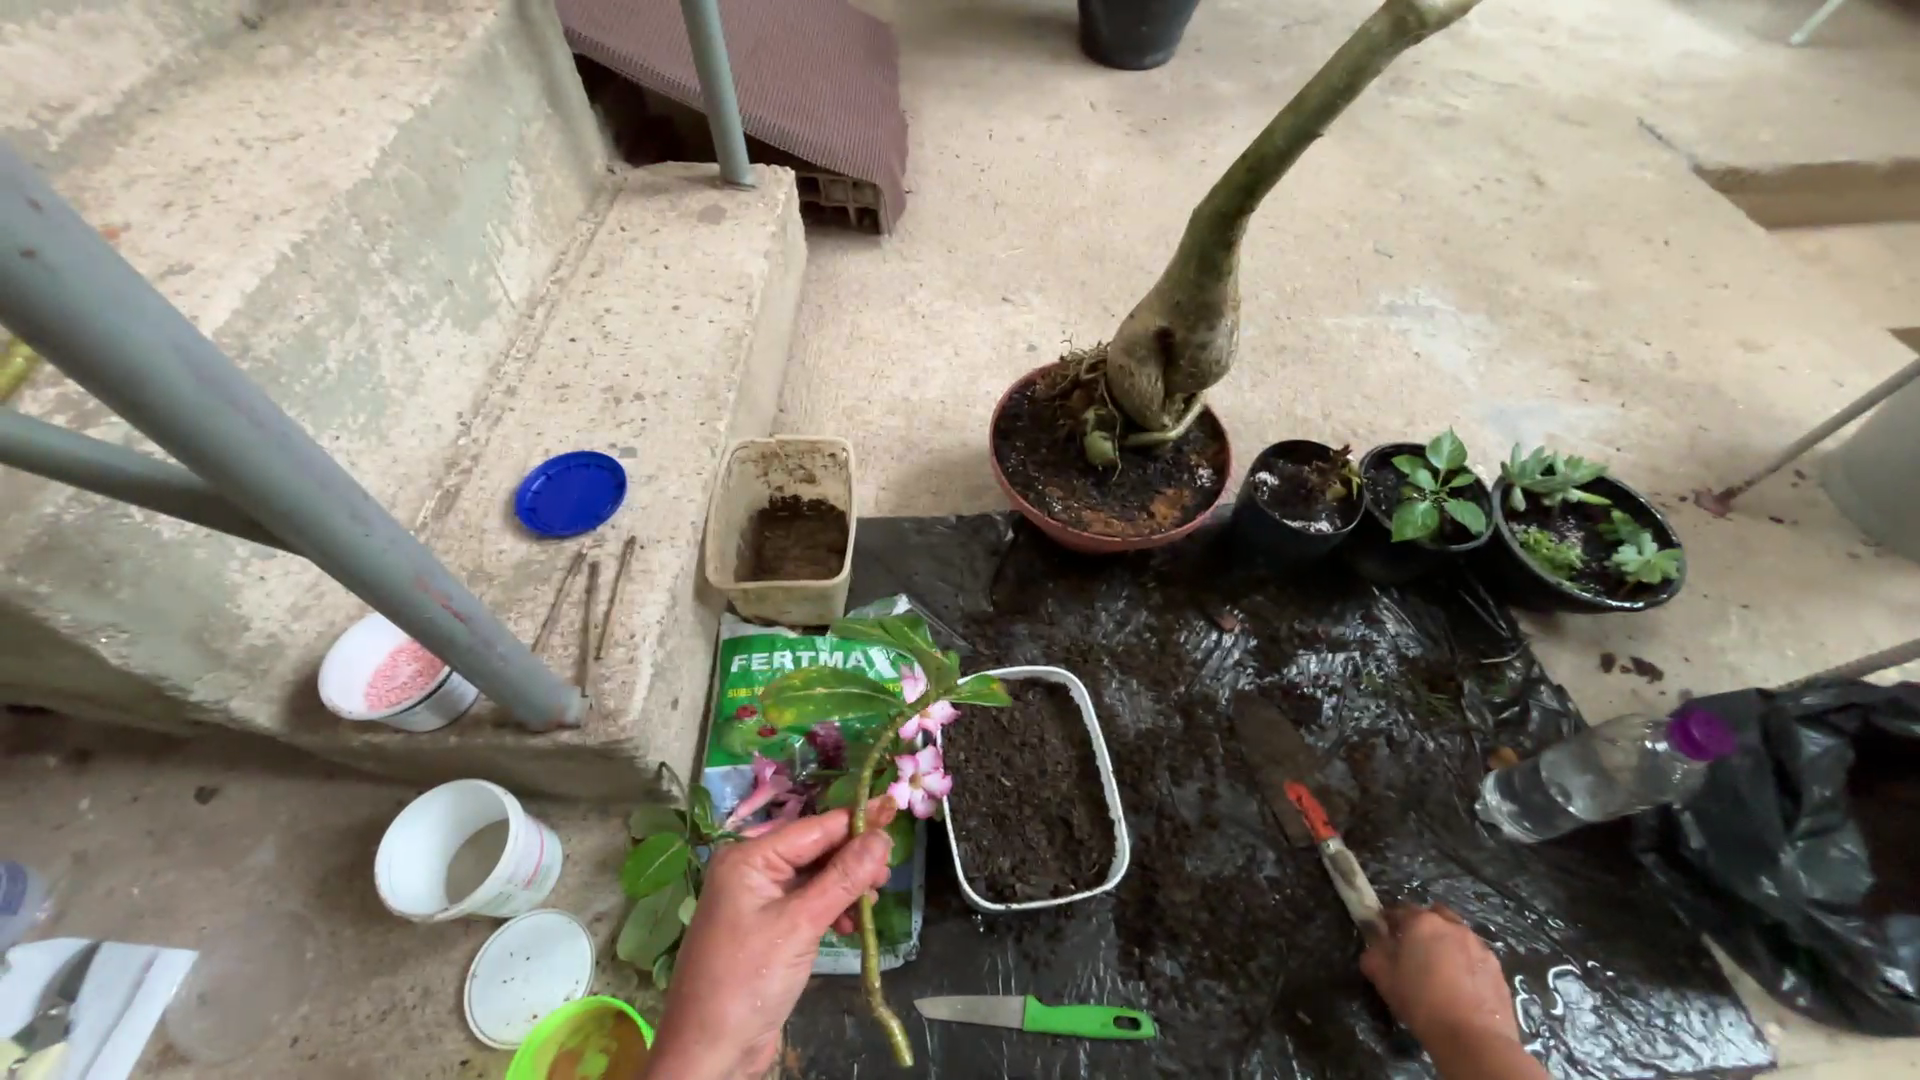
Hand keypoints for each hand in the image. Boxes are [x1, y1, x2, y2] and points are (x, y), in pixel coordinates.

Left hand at [641, 800, 896, 1079]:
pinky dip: (832, 908)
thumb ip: (843, 878)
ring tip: (874, 900)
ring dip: (846, 886)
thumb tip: (882, 837)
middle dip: (853, 858)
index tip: (895, 811)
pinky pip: (808, 902)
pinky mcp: (768, 927)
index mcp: (749, 857)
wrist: (708, 1054)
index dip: (857, 822)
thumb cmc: (747, 981)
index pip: (815, 827)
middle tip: (887, 874)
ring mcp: (758, 900)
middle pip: (816, 849)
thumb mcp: (800, 925)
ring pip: (815, 877)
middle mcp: (752, 870)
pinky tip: (851, 923)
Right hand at [1361, 905, 1517, 1049]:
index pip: (1399, 910)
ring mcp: (1480, 947)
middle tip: (1415, 951)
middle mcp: (1452, 927)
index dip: (1390, 923)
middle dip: (1423, 927)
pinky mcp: (1499, 970)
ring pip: (1458, 936)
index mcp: (1421, 922)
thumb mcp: (1382, 976)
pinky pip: (1476, 958)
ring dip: (1448, 944)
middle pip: (1434, 916)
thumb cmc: (1421, 1001)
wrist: (1474, 1039)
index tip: (1385, 938)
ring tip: (1442, 971)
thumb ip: (1374, 952)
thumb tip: (1377, 945)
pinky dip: (1467, 964)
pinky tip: (1462, 987)